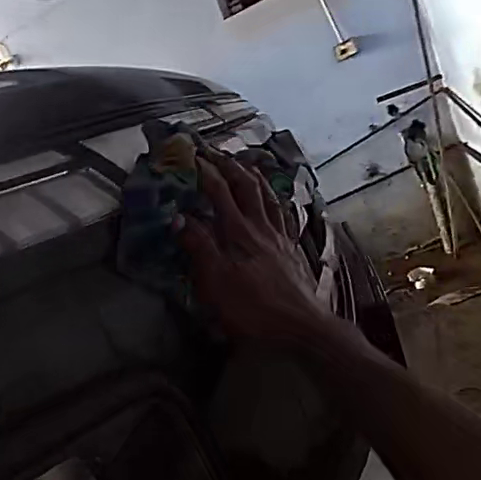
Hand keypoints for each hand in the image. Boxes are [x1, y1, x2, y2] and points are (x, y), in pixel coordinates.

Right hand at [176, 155, 342, 345]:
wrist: (301, 327)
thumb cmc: (254, 309)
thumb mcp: (217, 282)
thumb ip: (199, 247)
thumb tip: (178, 217)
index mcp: (239, 232)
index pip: (219, 191)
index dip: (204, 170)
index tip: (189, 154)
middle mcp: (262, 226)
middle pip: (246, 185)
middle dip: (228, 164)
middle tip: (213, 152)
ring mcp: (281, 236)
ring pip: (268, 195)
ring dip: (254, 176)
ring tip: (245, 164)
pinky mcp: (293, 249)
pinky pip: (284, 214)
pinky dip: (276, 200)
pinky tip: (275, 200)